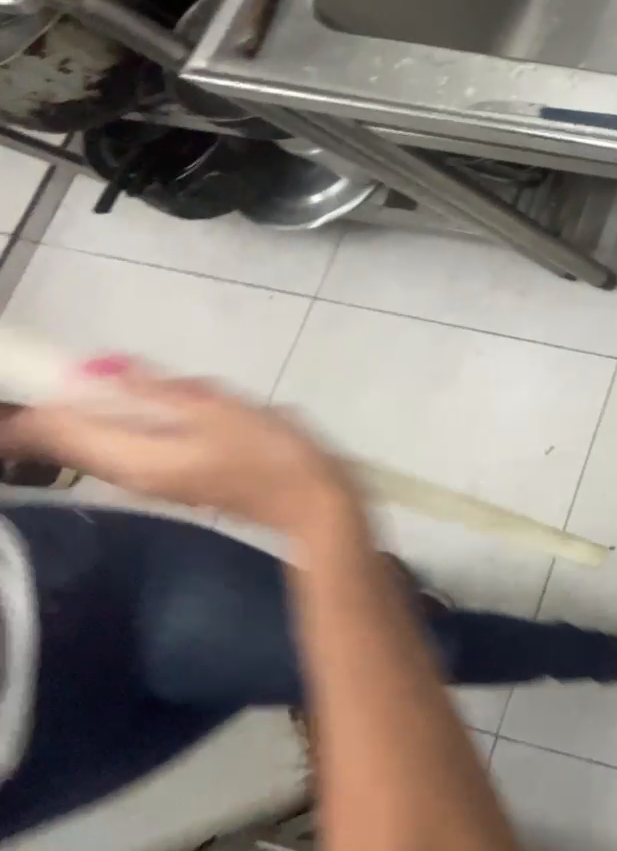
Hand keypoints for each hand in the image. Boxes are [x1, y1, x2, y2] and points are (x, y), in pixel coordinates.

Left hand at [0, 358, 356, 532]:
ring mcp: (154, 480)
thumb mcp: (223, 411)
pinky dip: (179, 425)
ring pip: (130, 432)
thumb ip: (157, 390)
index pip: (51, 425)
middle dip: (130, 397)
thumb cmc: (274, 455)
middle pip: (94, 426)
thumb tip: (103, 368)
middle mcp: (127, 474)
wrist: (313, 501)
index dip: (64, 392)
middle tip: (186, 388)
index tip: (100, 371)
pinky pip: (156, 444)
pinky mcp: (180, 480)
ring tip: (216, 403)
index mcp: (129, 458)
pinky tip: (225, 422)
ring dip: (161, 409)